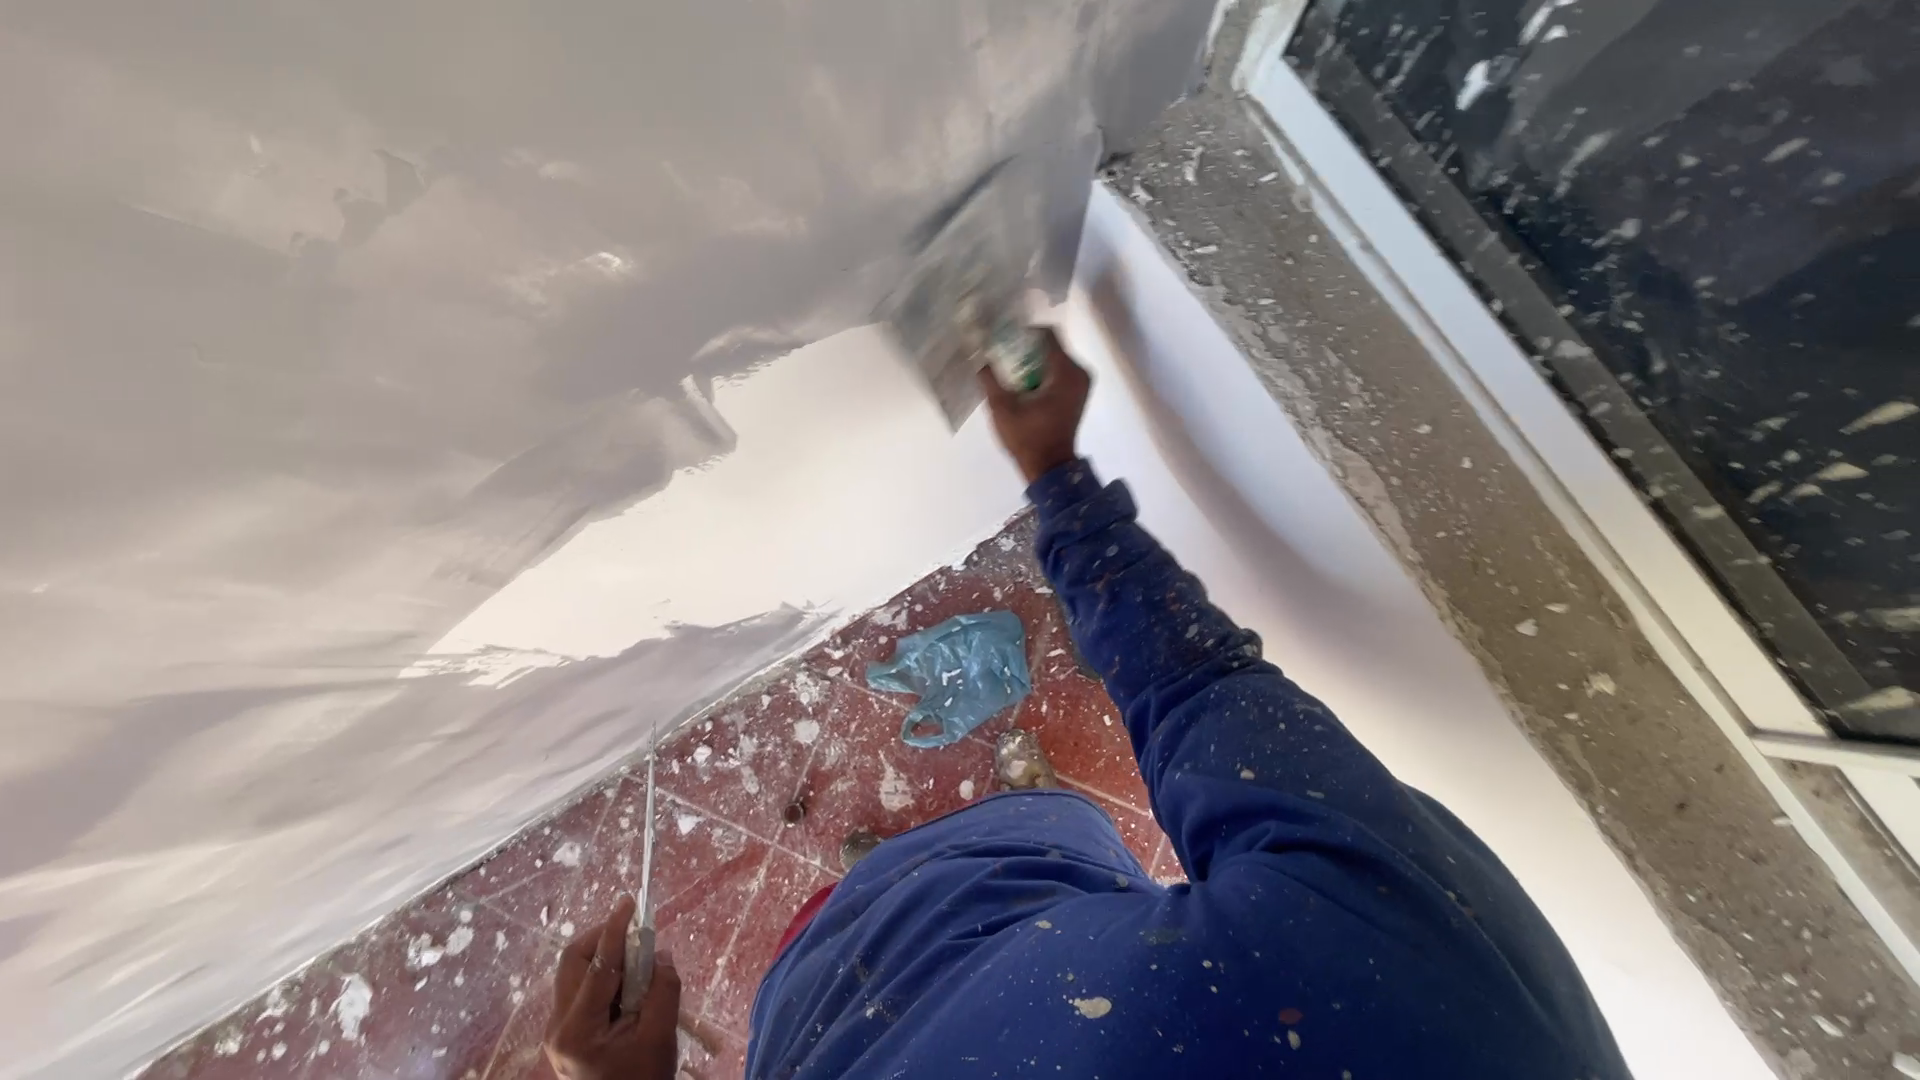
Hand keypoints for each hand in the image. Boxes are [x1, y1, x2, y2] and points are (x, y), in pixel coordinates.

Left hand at [544, 897, 681, 1079]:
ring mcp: (559, 1030)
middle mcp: (558, 1026)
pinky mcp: (567, 1032)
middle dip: (605, 938)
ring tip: (639, 966)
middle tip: (637, 935)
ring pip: (576, 972)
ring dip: (607, 957)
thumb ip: (662, 988)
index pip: (597, 965)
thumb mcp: (660, 1035)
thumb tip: (659, 953)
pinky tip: (631, 986)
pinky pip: (583, 988)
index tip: (629, 902)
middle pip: (574, 961)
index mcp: (577, 1030)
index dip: (614, 929)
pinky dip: (606, 975)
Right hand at [977, 329, 1091, 483]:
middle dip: (1026, 347)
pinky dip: (1041, 371)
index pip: (1047, 334)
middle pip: (1051, 345)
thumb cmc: (1027, 438)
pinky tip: (1023, 382)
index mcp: (1066, 372)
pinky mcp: (1077, 393)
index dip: (1023, 332)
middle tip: (1002, 352)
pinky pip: (1058, 371)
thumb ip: (989, 377)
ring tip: (1009, 368)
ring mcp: (1081, 383)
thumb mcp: (1002, 407)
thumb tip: (978, 357)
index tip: (1003, 338)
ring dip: (1032, 360)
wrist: (1049, 468)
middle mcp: (1079, 372)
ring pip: (1054, 358)